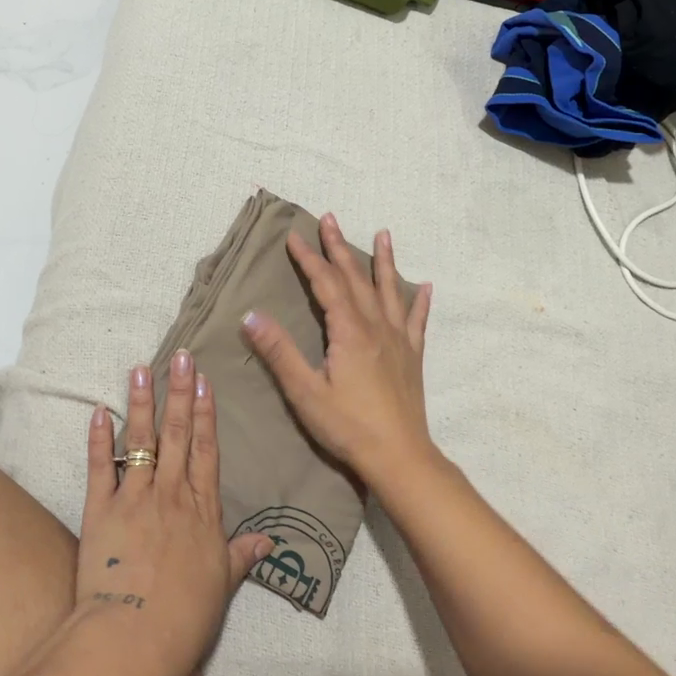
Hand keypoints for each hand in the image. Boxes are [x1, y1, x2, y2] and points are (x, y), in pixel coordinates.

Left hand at [76, 353, 273, 675]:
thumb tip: (269, 542)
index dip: (206, 414)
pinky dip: (98, 438)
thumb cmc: (186, 615)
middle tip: (180, 355)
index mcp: (203, 509)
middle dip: (180, 392)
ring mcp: (135, 497)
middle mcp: (172, 493)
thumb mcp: (223, 583)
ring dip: (141, 402)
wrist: (136, 635)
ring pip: (141, 439)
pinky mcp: (101, 508)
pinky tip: (98, 411)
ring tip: (141, 368)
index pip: (206, 450)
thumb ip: (242, 556)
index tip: (205, 382)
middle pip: (177, 434)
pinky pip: (101, 466)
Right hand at [241, 215, 437, 488]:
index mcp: (349, 331)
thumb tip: (250, 316)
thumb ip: (278, 352)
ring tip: (384, 234)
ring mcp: (399, 341)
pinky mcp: (412, 358)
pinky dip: (420, 301)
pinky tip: (425, 287)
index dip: (308, 259)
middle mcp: (376, 327)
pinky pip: (417, 321)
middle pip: (355, 279)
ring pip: (389, 291)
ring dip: (384, 262)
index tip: (293, 236)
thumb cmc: (348, 426)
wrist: (400, 457)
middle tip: (330, 218)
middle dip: (340, 248)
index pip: (325, 284)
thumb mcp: (305, 391)